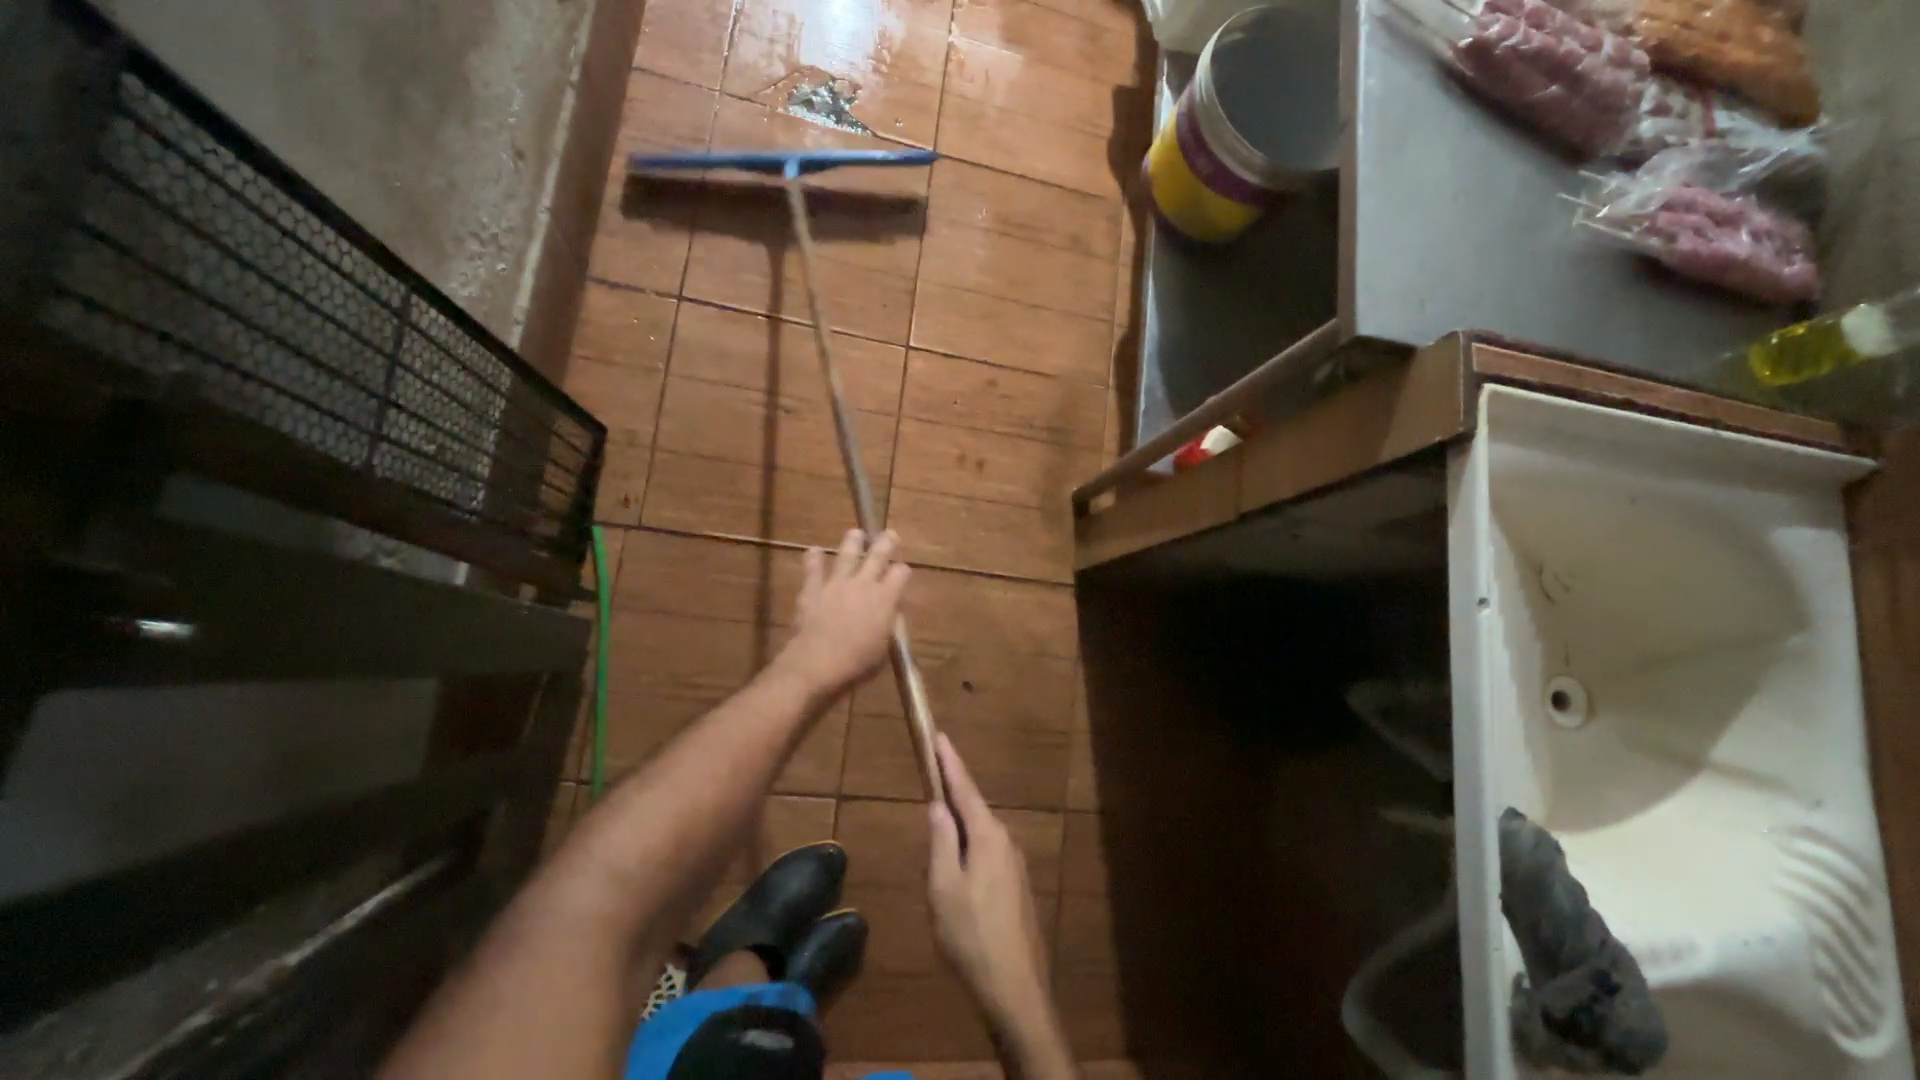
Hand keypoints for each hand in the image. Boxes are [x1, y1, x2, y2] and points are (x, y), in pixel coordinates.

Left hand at [776, 529, 908, 697]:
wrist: (818, 662)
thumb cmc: (857, 662)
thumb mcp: (884, 648)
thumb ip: (888, 625)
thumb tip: (890, 614)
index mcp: (885, 599)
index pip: (901, 574)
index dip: (903, 571)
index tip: (902, 572)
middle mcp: (864, 584)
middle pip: (878, 556)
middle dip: (886, 543)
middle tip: (889, 534)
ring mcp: (837, 584)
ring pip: (847, 554)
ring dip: (853, 542)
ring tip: (856, 533)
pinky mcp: (813, 589)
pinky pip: (813, 568)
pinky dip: (813, 558)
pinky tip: (813, 550)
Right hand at [926, 735, 1053, 1028]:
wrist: (1015, 987)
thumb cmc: (971, 935)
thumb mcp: (943, 887)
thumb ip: (941, 842)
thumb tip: (938, 804)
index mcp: (988, 836)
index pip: (965, 789)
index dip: (950, 762)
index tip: (940, 735)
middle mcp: (1006, 843)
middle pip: (973, 810)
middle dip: (950, 798)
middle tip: (928, 785)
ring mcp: (1015, 866)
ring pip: (979, 837)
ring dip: (956, 833)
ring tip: (932, 845)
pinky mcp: (1016, 888)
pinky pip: (986, 857)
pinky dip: (966, 854)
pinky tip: (953, 877)